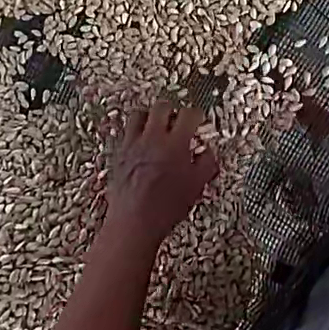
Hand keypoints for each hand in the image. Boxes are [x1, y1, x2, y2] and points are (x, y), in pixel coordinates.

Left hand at [101, 102, 218, 245]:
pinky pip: (126, 132)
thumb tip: (208, 153)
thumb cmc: (165, 208)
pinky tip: (143, 143)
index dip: (196, 115)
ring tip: (158, 125)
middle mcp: (152, 139)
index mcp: (175, 144)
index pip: (189, 114)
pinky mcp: (119, 153)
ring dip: (150, 116)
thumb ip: (207, 163)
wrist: (135, 222)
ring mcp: (133, 144)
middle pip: (162, 107)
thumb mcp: (197, 186)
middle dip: (173, 110)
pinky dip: (136, 132)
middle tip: (178, 120)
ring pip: (139, 114)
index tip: (198, 120)